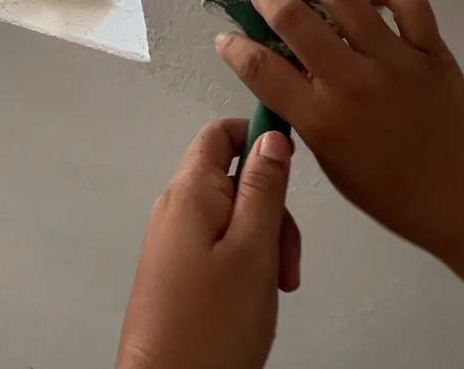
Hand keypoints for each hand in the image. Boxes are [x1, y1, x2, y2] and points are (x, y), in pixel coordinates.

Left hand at [117, 119, 301, 368]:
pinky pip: (219, 244)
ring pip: (232, 215)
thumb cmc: (209, 330)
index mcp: (190, 193)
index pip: (221, 133)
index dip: (258, 134)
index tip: (291, 158)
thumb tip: (271, 137)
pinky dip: (246, 260)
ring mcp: (173, 241)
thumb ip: (264, 187)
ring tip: (275, 286)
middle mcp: (175, 209)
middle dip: (270, 208)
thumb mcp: (253, 249)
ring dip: (263, 241)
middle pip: (233, 178)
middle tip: (286, 256)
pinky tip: (256, 296)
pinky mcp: (176, 270)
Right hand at [216, 0, 463, 265]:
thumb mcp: (333, 163)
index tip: (227, 37)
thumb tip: (288, 75)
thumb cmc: (392, 193)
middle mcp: (352, 83)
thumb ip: (306, 117)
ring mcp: (394, 61)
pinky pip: (407, 2)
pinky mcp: (431, 50)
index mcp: (322, 120)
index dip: (235, 48)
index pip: (262, 71)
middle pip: (295, 20)